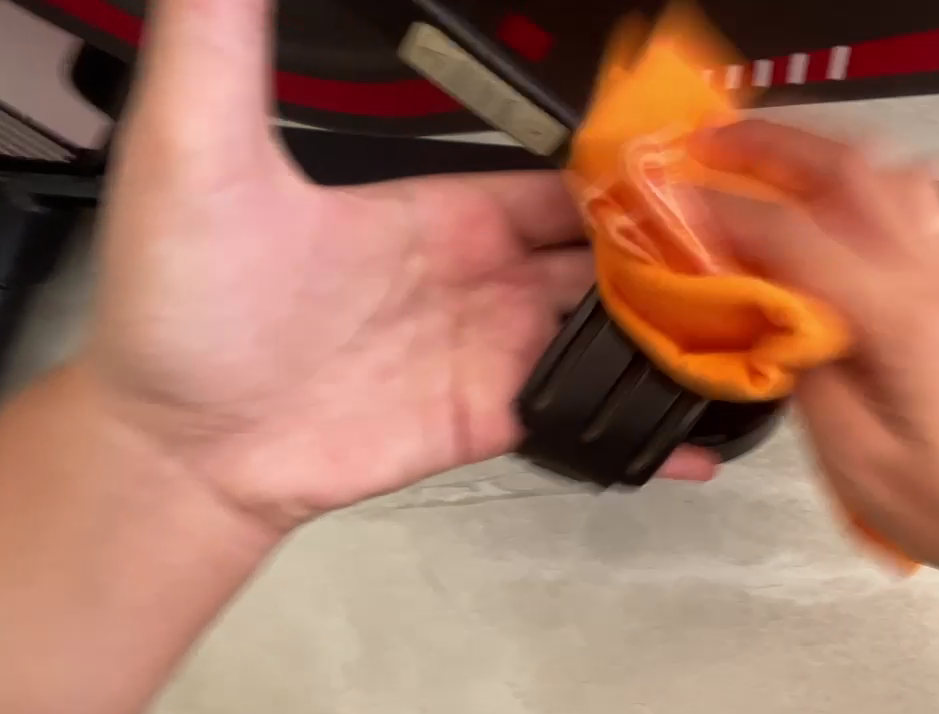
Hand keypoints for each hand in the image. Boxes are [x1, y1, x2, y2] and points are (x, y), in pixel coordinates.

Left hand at [81, 0, 712, 535]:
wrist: (191, 441)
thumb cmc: (189, 298)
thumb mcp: (199, 152)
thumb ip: (227, 43)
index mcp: (451, 216)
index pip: (563, 192)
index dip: (626, 187)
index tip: (693, 187)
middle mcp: (494, 284)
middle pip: (609, 267)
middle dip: (670, 265)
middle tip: (746, 269)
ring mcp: (508, 356)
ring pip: (615, 340)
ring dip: (673, 342)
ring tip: (749, 342)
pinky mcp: (512, 420)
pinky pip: (593, 421)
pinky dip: (649, 437)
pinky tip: (705, 444)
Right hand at [693, 121, 938, 580]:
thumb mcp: (854, 458)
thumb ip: (808, 374)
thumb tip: (779, 318)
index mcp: (905, 324)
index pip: (803, 239)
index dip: (732, 215)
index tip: (680, 204)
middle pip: (858, 174)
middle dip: (778, 147)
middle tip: (716, 144)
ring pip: (902, 177)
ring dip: (833, 157)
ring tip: (779, 166)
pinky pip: (935, 213)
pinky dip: (886, 188)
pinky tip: (856, 205)